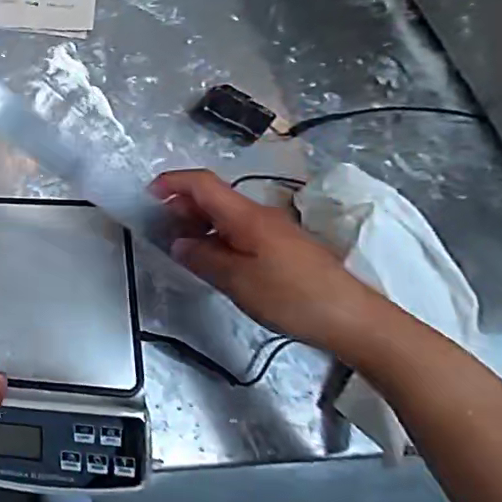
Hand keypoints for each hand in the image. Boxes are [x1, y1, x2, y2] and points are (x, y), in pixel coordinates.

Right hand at [151, 169, 390, 352]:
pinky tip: (212, 259)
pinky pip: (239, 231)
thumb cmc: (291, 296)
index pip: (202, 184)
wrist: (353, 318)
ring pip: (226, 216)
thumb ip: (203, 258)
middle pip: (213, 197)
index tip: (148, 195)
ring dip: (198, 224)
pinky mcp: (282, 247)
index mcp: (245, 216)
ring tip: (180, 246)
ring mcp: (273, 230)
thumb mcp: (237, 281)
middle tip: (159, 228)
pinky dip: (217, 237)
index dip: (172, 182)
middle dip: (181, 205)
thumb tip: (179, 243)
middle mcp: (259, 215)